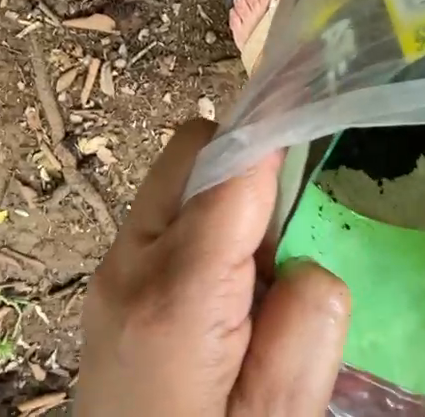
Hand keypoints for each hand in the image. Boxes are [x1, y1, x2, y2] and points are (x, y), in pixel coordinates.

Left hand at [78, 119, 350, 415]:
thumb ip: (307, 328)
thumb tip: (308, 260)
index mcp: (175, 295)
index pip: (231, 168)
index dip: (278, 129)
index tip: (316, 97)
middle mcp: (129, 264)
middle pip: (193, 150)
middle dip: (248, 163)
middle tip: (285, 234)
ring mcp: (110, 272)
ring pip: (177, 177)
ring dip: (224, 195)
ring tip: (252, 280)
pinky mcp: (108, 285)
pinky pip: (164, 215)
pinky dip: (203, 223)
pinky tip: (221, 296)